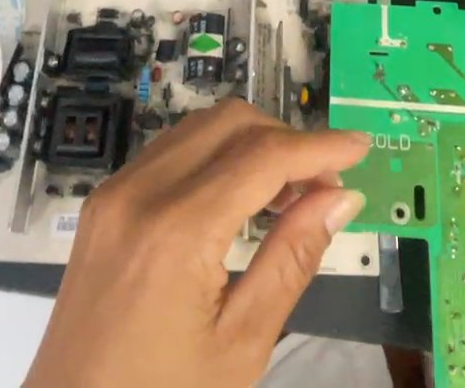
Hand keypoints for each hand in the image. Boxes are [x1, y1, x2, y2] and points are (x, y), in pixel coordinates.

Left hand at [25, 101, 370, 387]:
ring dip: (251, 142)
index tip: (360, 148)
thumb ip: (292, 259)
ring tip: (286, 193)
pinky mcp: (104, 199)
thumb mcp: (240, 343)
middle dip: (287, 139)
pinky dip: (215, 154)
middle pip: (231, 122)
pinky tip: (237, 196)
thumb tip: (340, 198)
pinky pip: (171, 149)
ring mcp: (115, 189)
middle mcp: (140, 191)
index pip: (263, 156)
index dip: (319, 146)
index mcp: (177, 230)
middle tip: (322, 187)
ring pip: (200, 126)